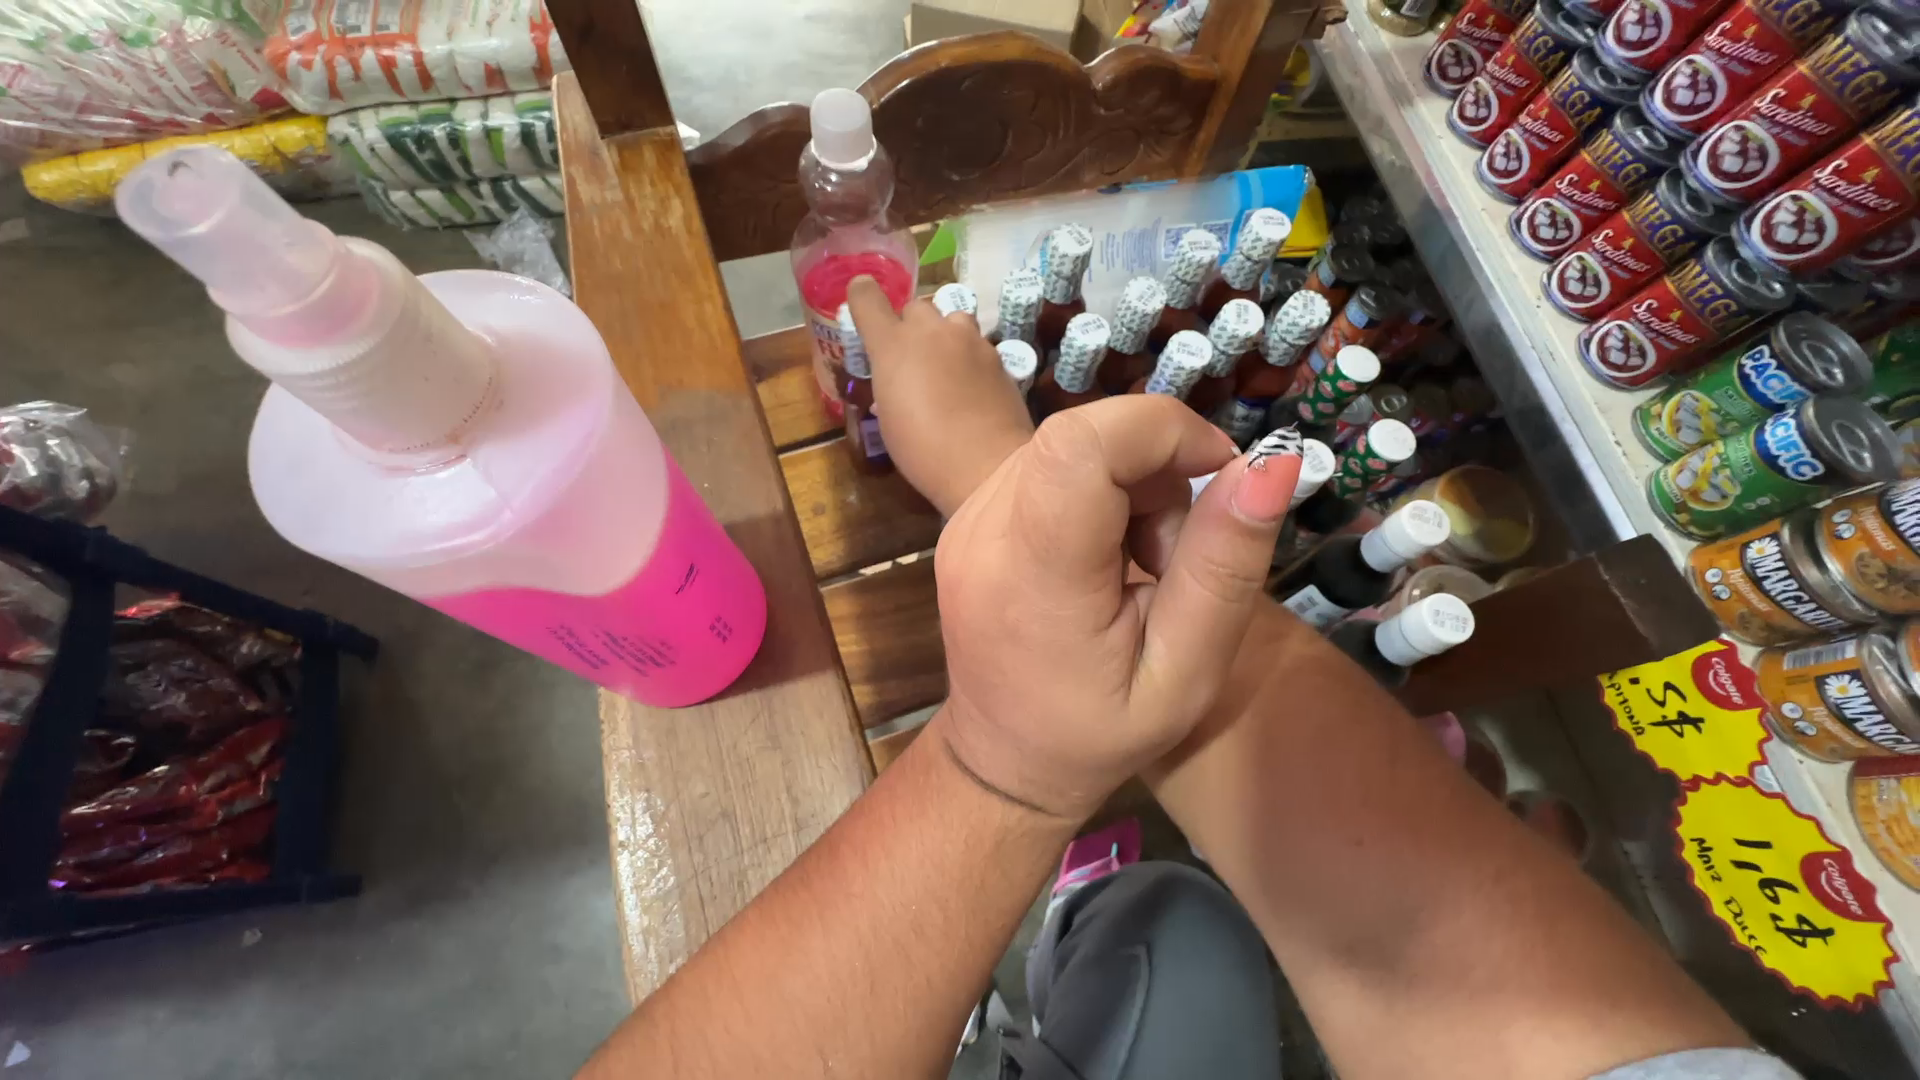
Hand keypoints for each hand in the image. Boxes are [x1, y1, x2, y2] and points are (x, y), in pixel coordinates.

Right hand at [847, 276, 1032, 516]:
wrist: (987, 466)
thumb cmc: (924, 451)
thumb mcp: (889, 418)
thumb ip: (888, 382)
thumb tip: (896, 377)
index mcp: (893, 344)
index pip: (867, 297)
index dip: (862, 297)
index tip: (862, 306)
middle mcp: (931, 331)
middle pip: (916, 307)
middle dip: (910, 326)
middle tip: (912, 359)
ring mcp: (970, 341)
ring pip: (952, 319)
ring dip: (945, 335)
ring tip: (946, 368)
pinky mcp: (998, 357)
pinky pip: (977, 345)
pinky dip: (969, 358)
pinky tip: (972, 388)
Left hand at [933, 398, 1305, 819]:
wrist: (1004, 758)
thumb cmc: (1098, 734)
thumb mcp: (1185, 674)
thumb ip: (1223, 568)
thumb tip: (1268, 464)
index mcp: (1033, 576)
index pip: (1081, 443)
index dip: (1161, 433)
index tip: (1215, 477)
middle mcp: (982, 531)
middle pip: (1079, 436)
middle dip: (1154, 468)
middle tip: (1176, 549)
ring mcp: (964, 521)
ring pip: (1066, 446)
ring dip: (1127, 484)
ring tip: (1138, 566)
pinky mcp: (966, 518)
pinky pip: (1044, 467)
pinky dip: (1094, 492)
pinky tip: (1101, 557)